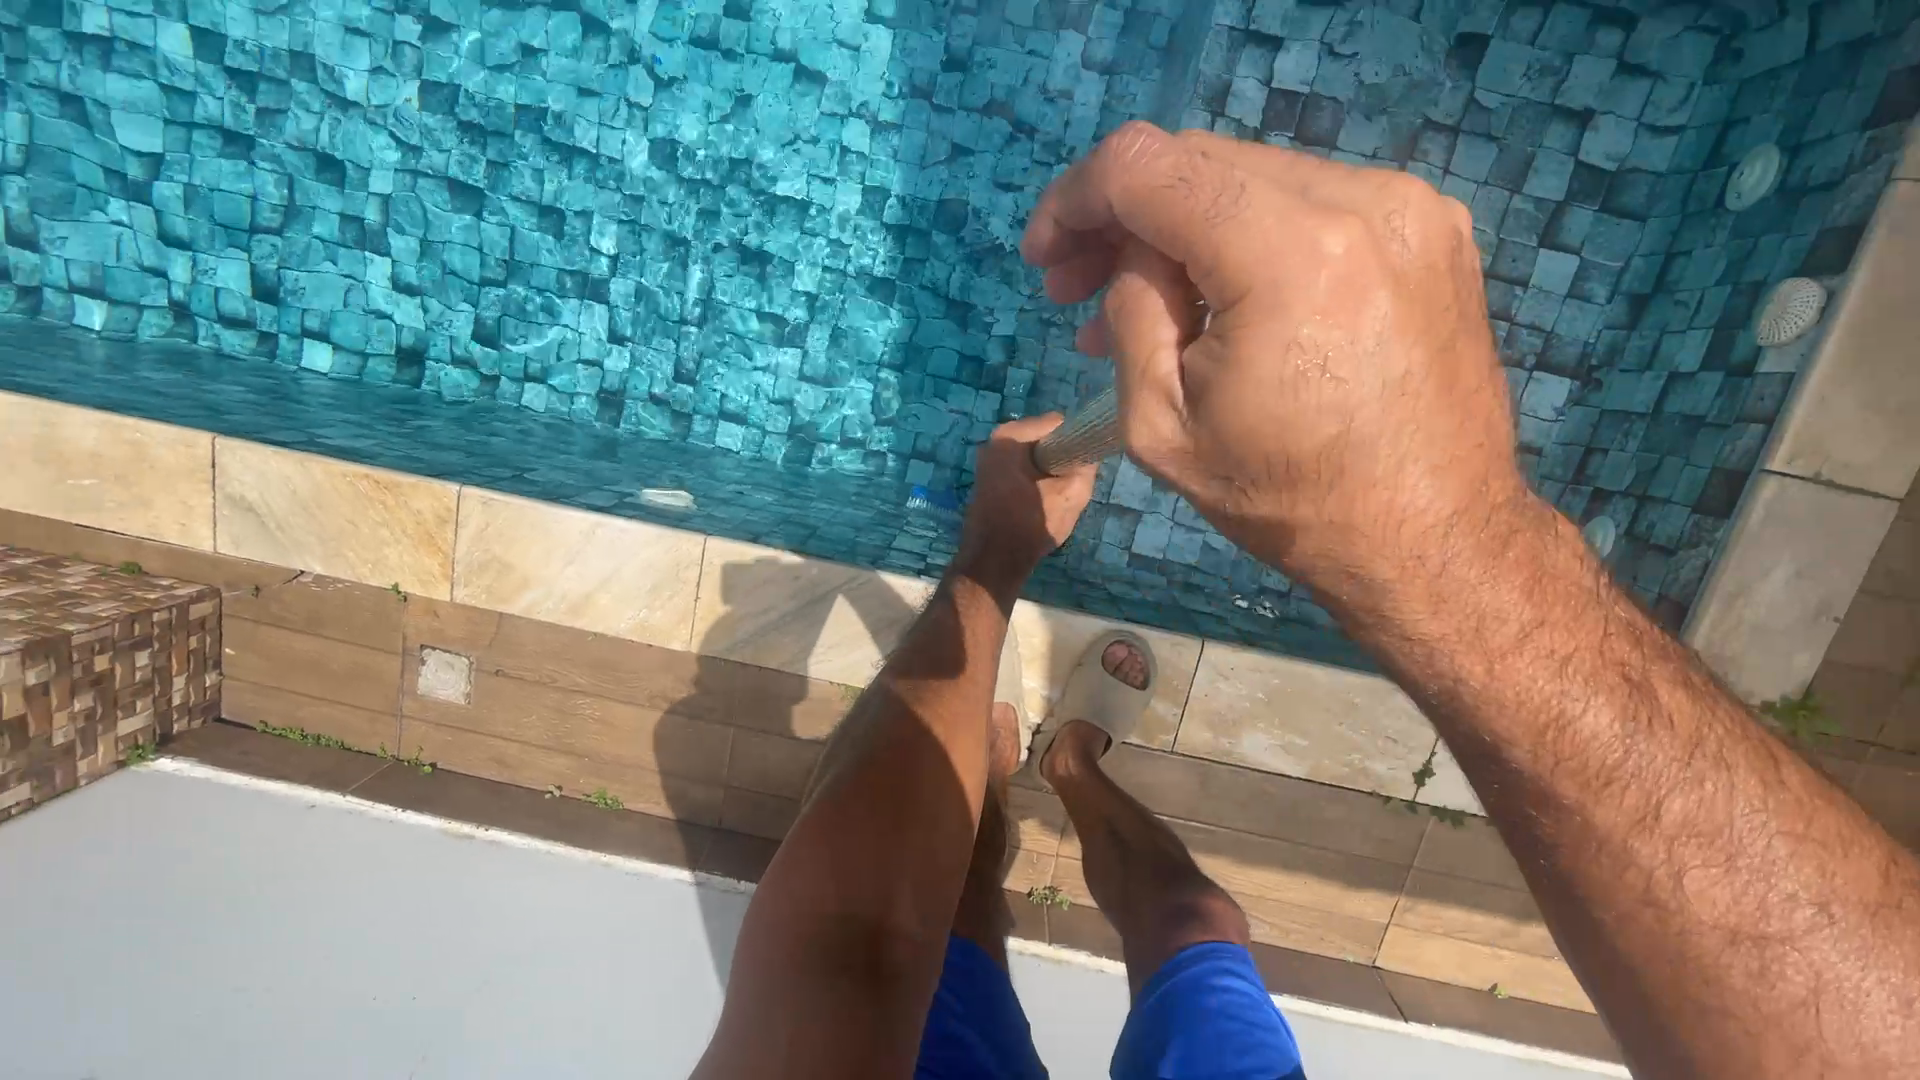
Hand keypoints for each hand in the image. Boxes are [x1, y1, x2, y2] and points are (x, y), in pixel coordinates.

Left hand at [956, 414, 1097, 579]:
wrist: (993, 561)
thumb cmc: (1030, 525)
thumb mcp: (1072, 495)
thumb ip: (1086, 468)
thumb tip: (1088, 456)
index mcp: (1010, 437)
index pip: (1056, 424)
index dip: (1076, 440)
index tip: (1085, 462)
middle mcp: (995, 441)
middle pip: (1043, 438)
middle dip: (1061, 456)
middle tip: (1072, 481)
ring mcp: (988, 460)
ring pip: (1033, 455)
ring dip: (1048, 470)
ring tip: (1058, 493)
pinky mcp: (988, 478)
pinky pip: (1020, 468)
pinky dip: (1034, 478)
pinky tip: (1042, 500)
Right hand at [1022, 122, 1527, 618]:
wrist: (1428, 534)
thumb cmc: (1284, 498)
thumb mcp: (1160, 424)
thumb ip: (1131, 311)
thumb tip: (1135, 253)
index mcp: (1289, 252)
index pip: (1144, 166)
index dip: (1072, 199)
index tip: (1043, 258)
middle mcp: (1361, 199)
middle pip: (1197, 161)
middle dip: (1121, 218)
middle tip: (1077, 289)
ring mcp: (1408, 206)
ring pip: (1249, 179)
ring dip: (1179, 232)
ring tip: (1142, 308)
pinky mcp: (1429, 229)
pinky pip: (1305, 204)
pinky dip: (1242, 238)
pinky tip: (1220, 300)